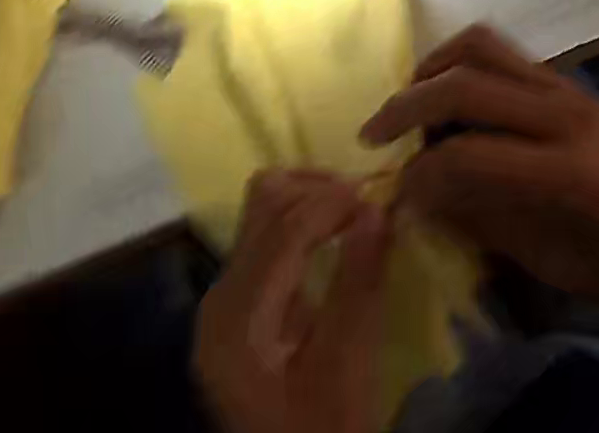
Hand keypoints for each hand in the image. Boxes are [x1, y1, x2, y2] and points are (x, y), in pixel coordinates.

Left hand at [195, 170, 391, 432]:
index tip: (378, 192)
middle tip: (368, 201)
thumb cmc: (323, 429)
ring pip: (263, 212)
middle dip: (318, 190)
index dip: (333, 201)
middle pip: (264, 206)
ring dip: (310, 198)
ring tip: (354, 210)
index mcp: (238, 318)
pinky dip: (303, 218)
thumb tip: (378, 208)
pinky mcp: (239, 302)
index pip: (284, 229)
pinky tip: (334, 231)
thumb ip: (359, 283)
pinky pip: (268, 234)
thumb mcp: (348, 364)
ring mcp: (225, 298)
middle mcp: (220, 296)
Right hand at [361, 25, 598, 317]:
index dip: (420, 173)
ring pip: (482, 46)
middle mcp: (568, 111)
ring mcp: (568, 86)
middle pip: (467, 83)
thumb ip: (477, 218)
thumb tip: (413, 191)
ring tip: (407, 103)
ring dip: (433, 69)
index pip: (470, 154)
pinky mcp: (564, 80)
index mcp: (573, 169)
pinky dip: (459, 65)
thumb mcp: (544, 262)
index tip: (395, 192)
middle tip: (374, 133)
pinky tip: (444, 99)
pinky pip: (500, 52)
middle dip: (409, 105)